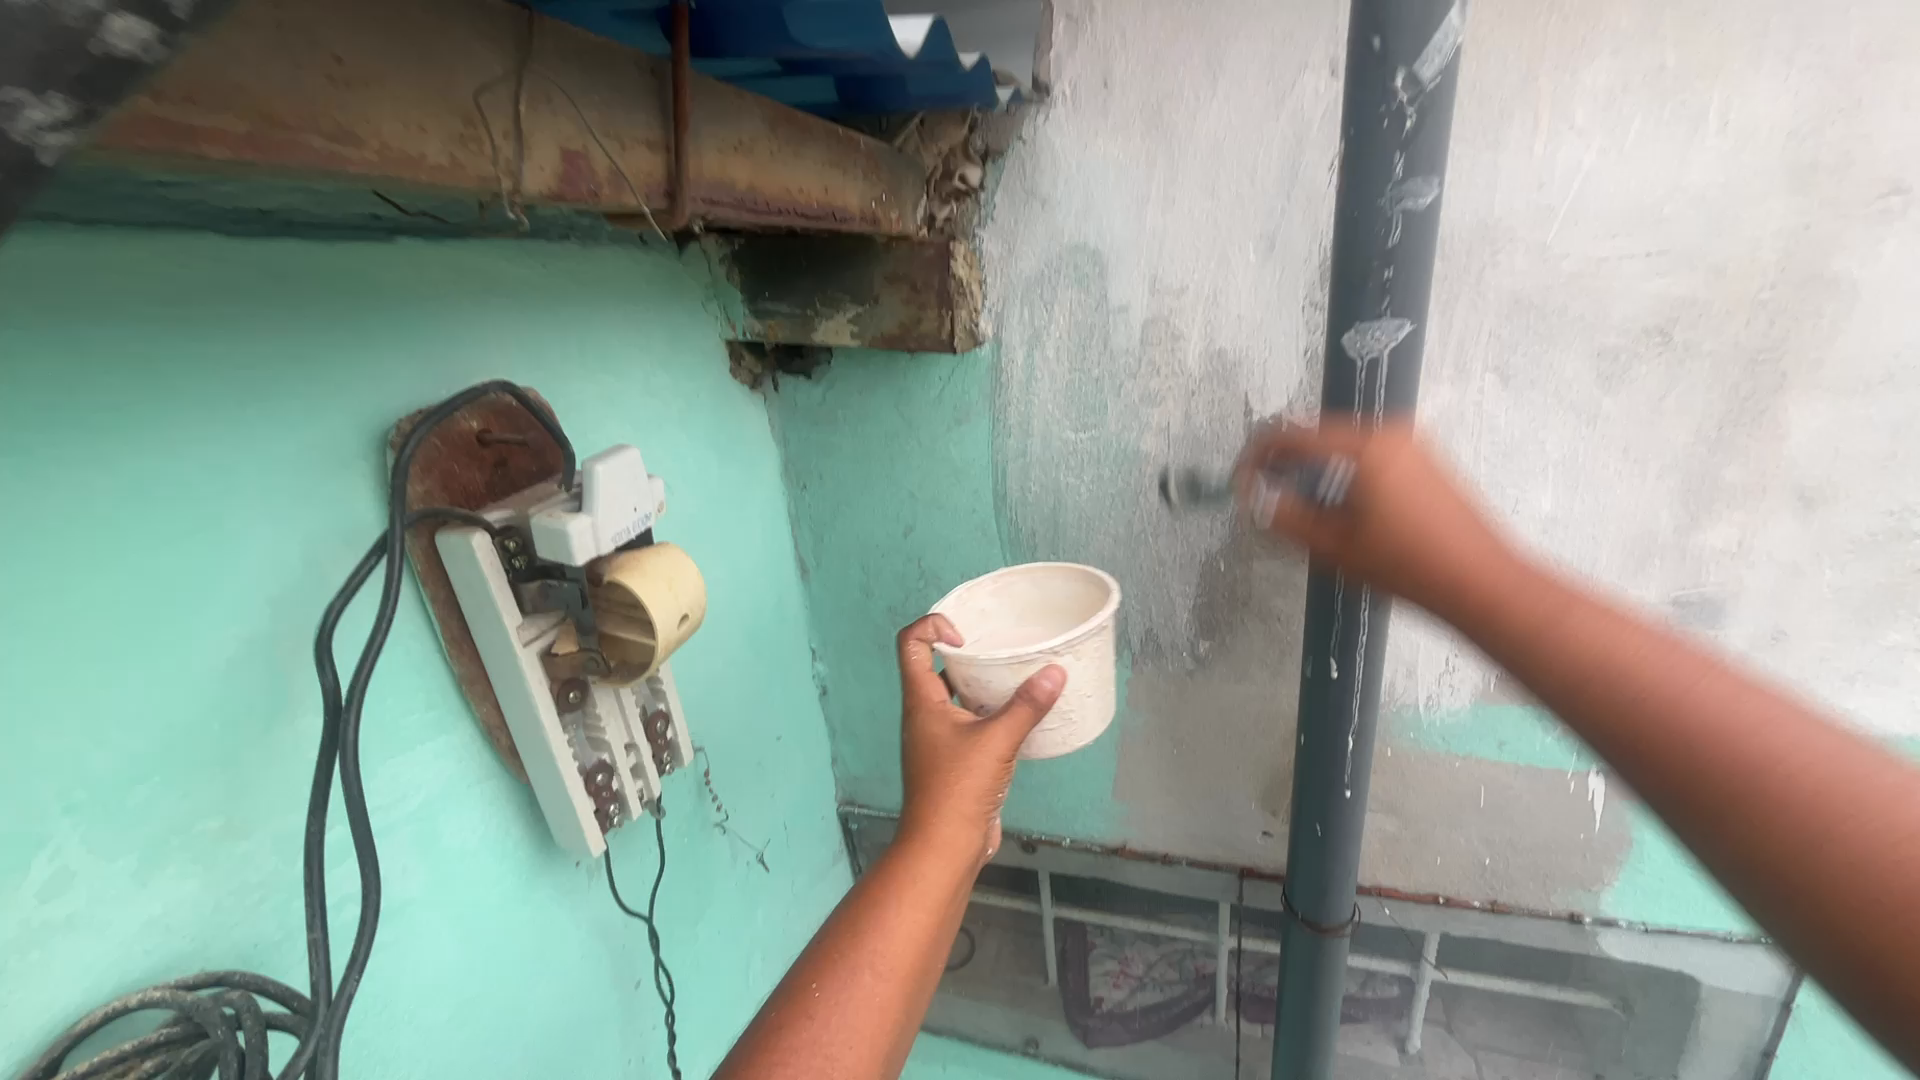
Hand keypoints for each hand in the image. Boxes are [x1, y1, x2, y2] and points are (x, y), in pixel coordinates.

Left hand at [894, 615, 1065, 865]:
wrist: (944, 848)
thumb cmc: (958, 789)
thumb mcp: (997, 742)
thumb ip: (1026, 706)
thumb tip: (1055, 672)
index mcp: (921, 700)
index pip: (911, 644)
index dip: (933, 626)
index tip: (967, 636)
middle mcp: (924, 714)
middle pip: (934, 667)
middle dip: (966, 653)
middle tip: (1002, 648)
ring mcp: (937, 738)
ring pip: (954, 697)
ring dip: (980, 684)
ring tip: (1016, 675)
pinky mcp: (953, 760)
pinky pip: (969, 722)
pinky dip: (989, 712)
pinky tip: (1019, 715)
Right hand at [1234, 418, 1518, 615]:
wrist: (1481, 581)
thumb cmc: (1404, 564)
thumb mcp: (1329, 544)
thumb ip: (1281, 514)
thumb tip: (1250, 494)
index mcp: (1362, 445)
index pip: (1289, 434)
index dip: (1255, 456)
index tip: (1238, 482)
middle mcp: (1388, 431)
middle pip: (1315, 432)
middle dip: (1283, 460)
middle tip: (1262, 491)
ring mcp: (1411, 443)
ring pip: (1341, 443)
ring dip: (1311, 465)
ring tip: (1296, 501)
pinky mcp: (1424, 459)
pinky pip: (1366, 452)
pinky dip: (1340, 469)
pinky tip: (1336, 502)